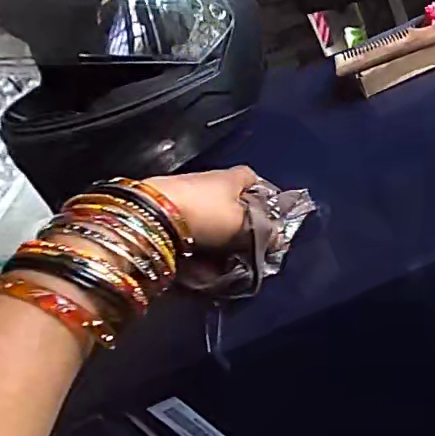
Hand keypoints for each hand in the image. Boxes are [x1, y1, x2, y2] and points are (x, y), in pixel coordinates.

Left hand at [144, 166, 258, 249]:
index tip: (269, 214)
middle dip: (239, 219)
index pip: (253, 177)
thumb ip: (263, 231)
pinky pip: (191, 224)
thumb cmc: (207, 213)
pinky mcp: (167, 208)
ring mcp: (186, 193)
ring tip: (225, 256)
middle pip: (231, 198)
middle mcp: (209, 180)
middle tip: (248, 242)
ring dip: (218, 232)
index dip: (263, 193)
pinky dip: (198, 239)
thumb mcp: (243, 225)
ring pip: (210, 213)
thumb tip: (279, 237)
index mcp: (231, 177)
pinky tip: (201, 258)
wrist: (154, 215)